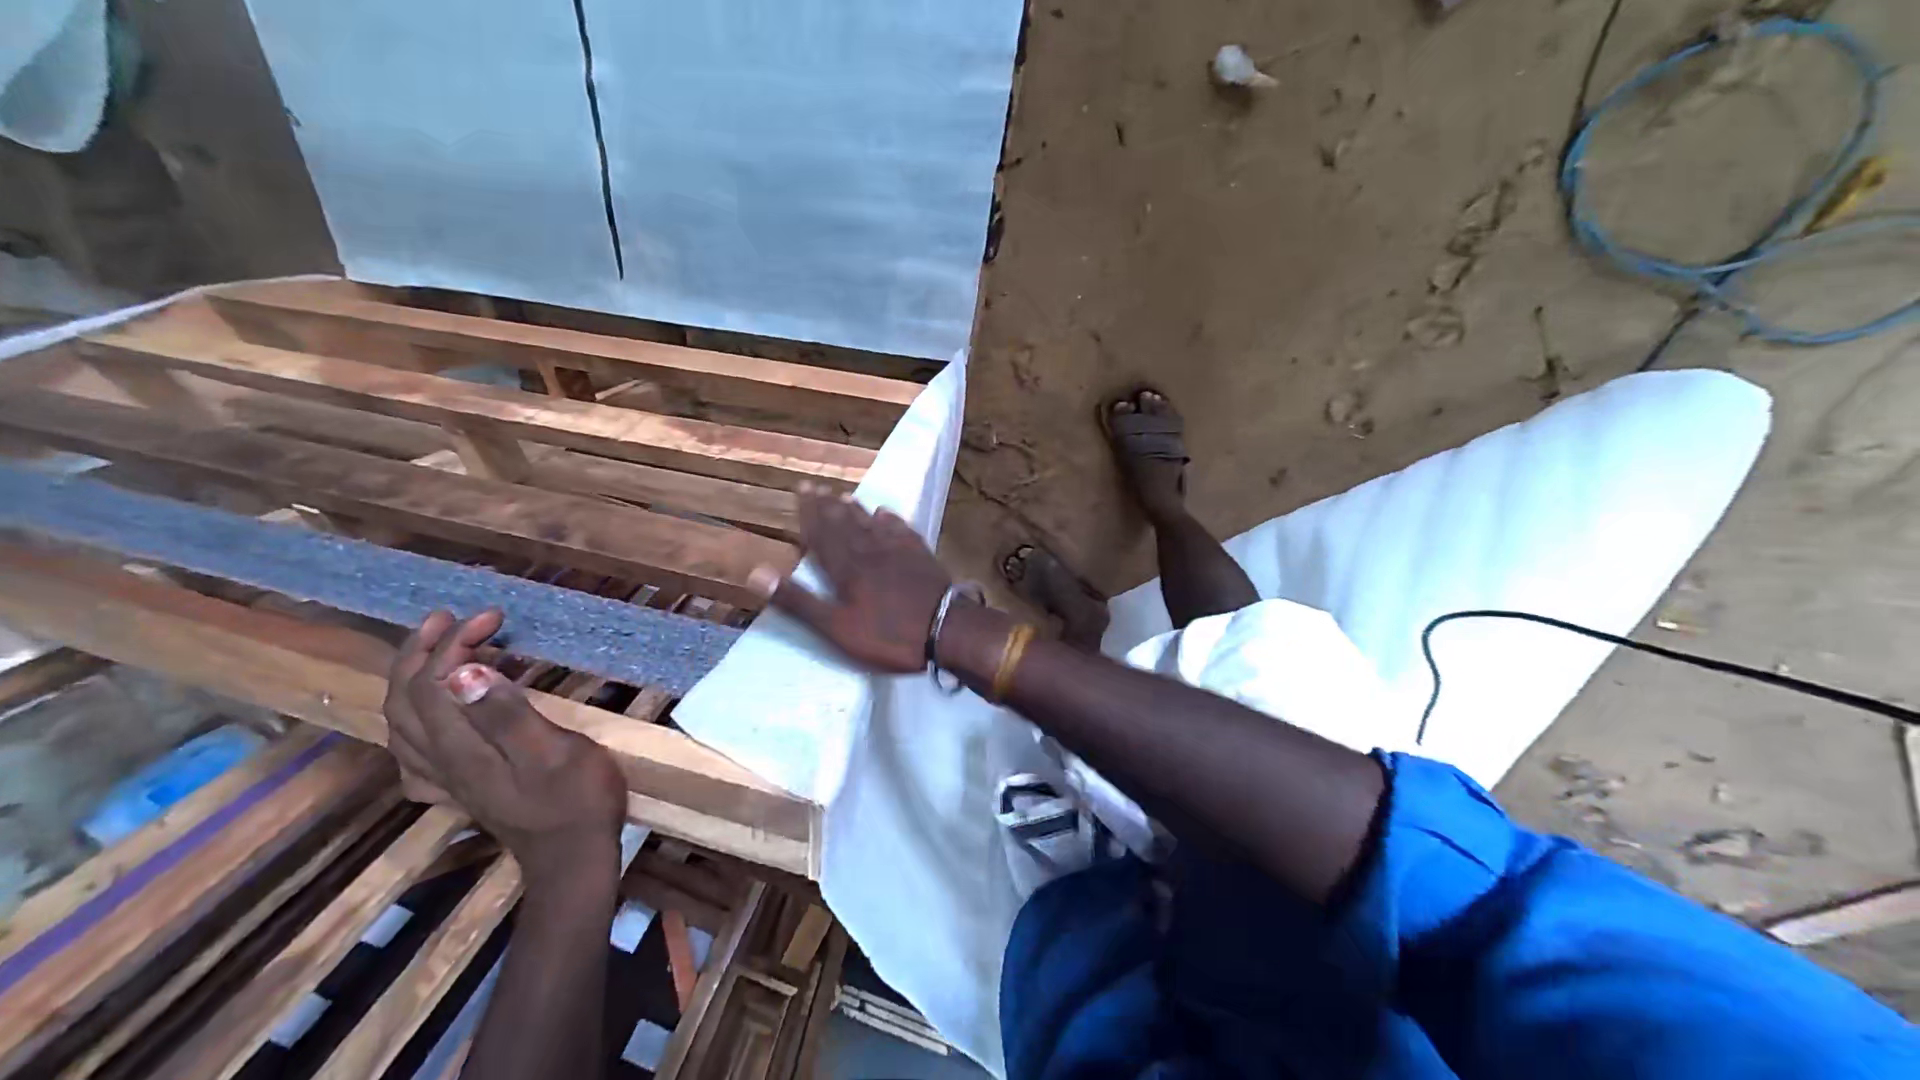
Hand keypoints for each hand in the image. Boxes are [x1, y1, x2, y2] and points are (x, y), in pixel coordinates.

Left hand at [383, 610, 627, 882]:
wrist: (574, 857)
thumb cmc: (576, 798)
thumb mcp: (555, 752)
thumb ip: (508, 714)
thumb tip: (465, 674)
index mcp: (462, 748)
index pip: (435, 684)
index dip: (454, 644)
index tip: (491, 617)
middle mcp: (441, 762)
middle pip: (407, 700)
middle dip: (423, 652)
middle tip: (451, 618)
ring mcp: (446, 779)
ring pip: (403, 724)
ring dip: (413, 680)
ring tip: (438, 651)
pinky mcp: (459, 790)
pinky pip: (413, 752)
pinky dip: (413, 723)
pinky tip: (430, 720)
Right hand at [750, 485, 951, 673]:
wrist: (946, 630)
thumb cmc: (888, 635)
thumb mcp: (836, 627)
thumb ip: (799, 601)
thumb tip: (756, 573)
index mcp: (846, 569)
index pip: (822, 535)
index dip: (810, 514)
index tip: (802, 490)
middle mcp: (870, 552)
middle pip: (845, 524)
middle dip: (828, 506)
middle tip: (816, 485)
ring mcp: (898, 552)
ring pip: (871, 524)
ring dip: (855, 510)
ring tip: (843, 495)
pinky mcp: (921, 557)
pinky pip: (901, 531)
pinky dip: (891, 520)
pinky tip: (886, 512)